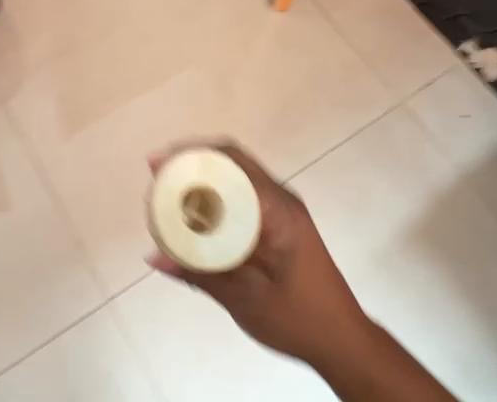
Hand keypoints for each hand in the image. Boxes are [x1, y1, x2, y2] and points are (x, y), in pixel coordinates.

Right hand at [146, 142, 371, 367]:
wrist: (343, 340)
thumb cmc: (298, 318)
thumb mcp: (244, 299)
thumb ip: (200, 273)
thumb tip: (153, 256)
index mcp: (276, 208)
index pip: (229, 161)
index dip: (190, 156)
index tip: (157, 163)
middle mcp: (280, 199)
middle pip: (230, 162)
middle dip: (191, 164)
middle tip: (157, 176)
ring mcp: (282, 210)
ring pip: (236, 178)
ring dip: (203, 180)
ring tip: (168, 192)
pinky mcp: (280, 224)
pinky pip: (243, 197)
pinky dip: (216, 198)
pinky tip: (195, 216)